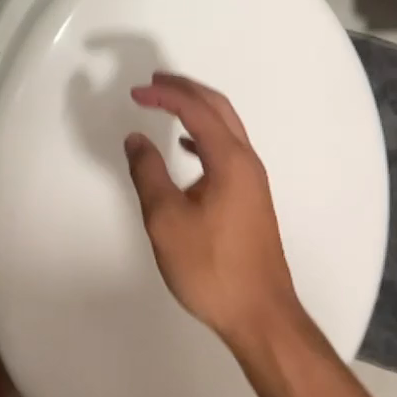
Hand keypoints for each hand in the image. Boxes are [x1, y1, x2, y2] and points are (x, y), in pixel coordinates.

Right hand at [123, 73, 303, 345]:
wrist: (260, 315)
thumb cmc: (212, 267)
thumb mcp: (166, 220)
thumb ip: (148, 173)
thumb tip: (136, 139)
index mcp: (229, 159)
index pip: (195, 109)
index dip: (164, 95)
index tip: (135, 92)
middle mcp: (246, 160)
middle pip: (217, 106)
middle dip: (185, 89)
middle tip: (153, 82)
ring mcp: (253, 179)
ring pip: (225, 125)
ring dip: (196, 108)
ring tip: (166, 103)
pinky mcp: (251, 197)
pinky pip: (227, 146)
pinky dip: (204, 132)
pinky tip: (187, 146)